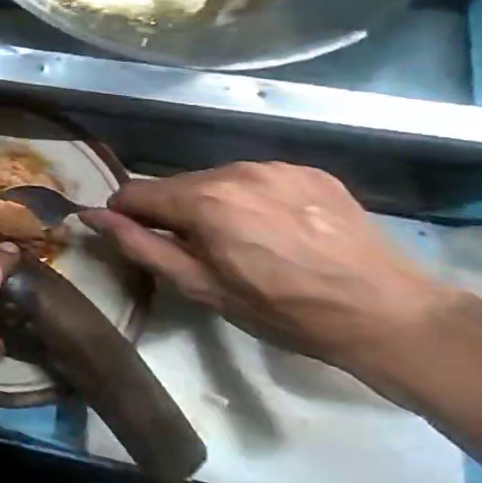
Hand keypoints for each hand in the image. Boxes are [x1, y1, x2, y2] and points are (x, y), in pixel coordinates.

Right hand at [78, 162, 456, 371]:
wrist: (391, 314)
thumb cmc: (284, 311)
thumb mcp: (201, 287)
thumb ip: (140, 246)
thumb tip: (90, 216)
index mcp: (203, 200)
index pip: (133, 192)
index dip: (127, 218)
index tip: (145, 243)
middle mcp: (234, 171)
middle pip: (174, 185)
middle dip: (173, 213)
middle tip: (200, 252)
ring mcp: (275, 167)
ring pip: (215, 180)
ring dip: (212, 205)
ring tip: (244, 242)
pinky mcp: (308, 172)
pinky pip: (256, 179)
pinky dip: (251, 199)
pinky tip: (278, 230)